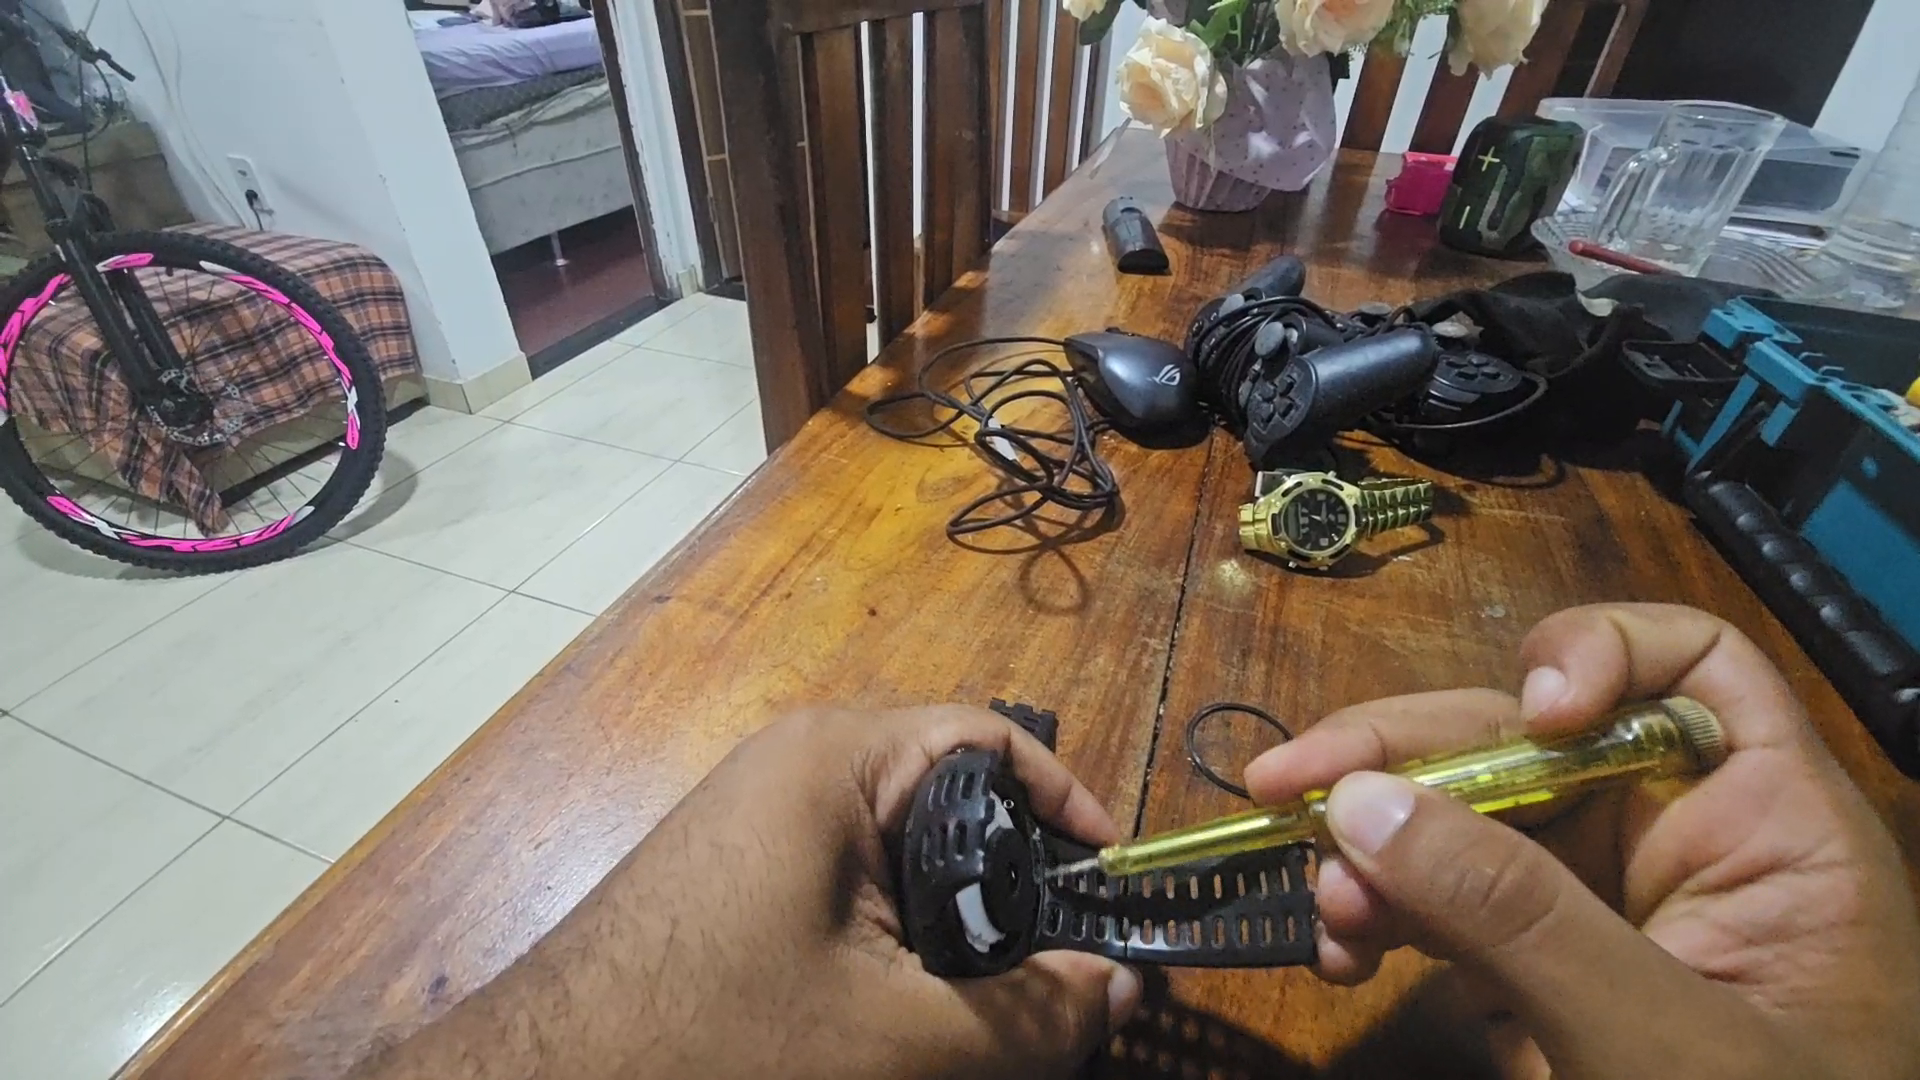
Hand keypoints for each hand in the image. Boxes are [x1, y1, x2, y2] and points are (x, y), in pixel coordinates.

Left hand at [352, 706, 1141, 1079]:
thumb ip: (1027, 1014)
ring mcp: (766, 803)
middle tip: (1056, 936)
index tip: (1106, 869)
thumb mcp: (895, 1038)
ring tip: (990, 967)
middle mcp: (803, 756)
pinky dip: (899, 908)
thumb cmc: (717, 1040)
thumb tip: (1125, 993)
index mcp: (842, 756)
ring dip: (954, 891)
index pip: (984, 734)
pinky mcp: (743, 853)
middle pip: (944, 783)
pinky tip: (905, 976)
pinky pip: (851, 858)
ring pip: (898, 828)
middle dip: (1010, 856)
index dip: (1060, 793)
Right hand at [1245, 603, 1919, 1078]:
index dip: (1596, 653)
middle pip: (1501, 729)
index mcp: (1747, 822)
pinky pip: (1413, 880)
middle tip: (1283, 788)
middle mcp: (1646, 825)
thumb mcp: (1660, 1042)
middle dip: (1389, 757)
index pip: (1684, 666)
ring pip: (1435, 801)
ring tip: (1330, 913)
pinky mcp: (1506, 933)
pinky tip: (1339, 952)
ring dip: (1360, 844)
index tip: (1528, 714)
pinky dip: (1364, 904)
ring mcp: (1567, 880)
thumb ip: (1515, 914)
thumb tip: (1355, 801)